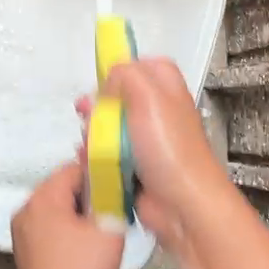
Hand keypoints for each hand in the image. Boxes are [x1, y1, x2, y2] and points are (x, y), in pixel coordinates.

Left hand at [10, 162, 123, 268]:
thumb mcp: (109, 228)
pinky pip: (50, 229)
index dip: (101, 176)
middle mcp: (25, 208)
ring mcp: (22, 231)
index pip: (74, 168)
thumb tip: (111, 178)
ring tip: (103, 236)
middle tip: (116, 216)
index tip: (121, 192)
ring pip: (57, 210)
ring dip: (81, 216)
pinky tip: (86, 252)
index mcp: (42, 198)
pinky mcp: (25, 252)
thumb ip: (111, 195)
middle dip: (91, 198)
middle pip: (63, 188)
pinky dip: (68, 232)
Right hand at [81, 57, 231, 226]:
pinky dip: (95, 156)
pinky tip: (88, 160)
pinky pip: (106, 153)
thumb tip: (109, 79)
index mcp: (167, 89)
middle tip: (86, 113)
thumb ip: (126, 74)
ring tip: (89, 145)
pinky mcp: (134, 165)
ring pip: (108, 126)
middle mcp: (157, 112)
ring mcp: (145, 141)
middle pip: (118, 97)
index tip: (103, 81)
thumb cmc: (169, 148)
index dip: (122, 69)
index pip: (143, 65)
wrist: (181, 204)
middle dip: (98, 105)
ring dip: (93, 133)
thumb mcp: (150, 97)